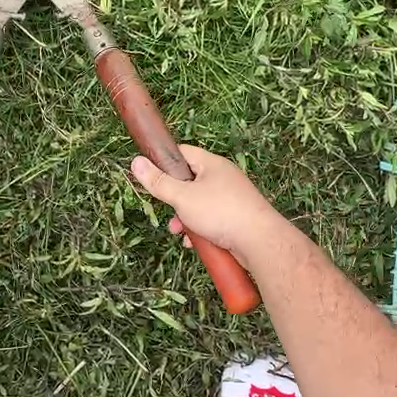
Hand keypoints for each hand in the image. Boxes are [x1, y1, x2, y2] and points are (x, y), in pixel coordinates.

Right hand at [129, 146, 290, 263]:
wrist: (260, 242)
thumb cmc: (221, 213)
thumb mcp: (182, 197)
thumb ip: (158, 182)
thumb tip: (136, 162)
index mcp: (212, 164)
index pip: (182, 153)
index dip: (164, 162)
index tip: (151, 176)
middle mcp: (223, 177)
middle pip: (189, 181)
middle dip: (173, 199)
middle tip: (166, 209)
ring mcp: (231, 198)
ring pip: (198, 204)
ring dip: (184, 218)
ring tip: (179, 232)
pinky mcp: (236, 218)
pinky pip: (211, 219)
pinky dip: (199, 230)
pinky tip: (194, 243)